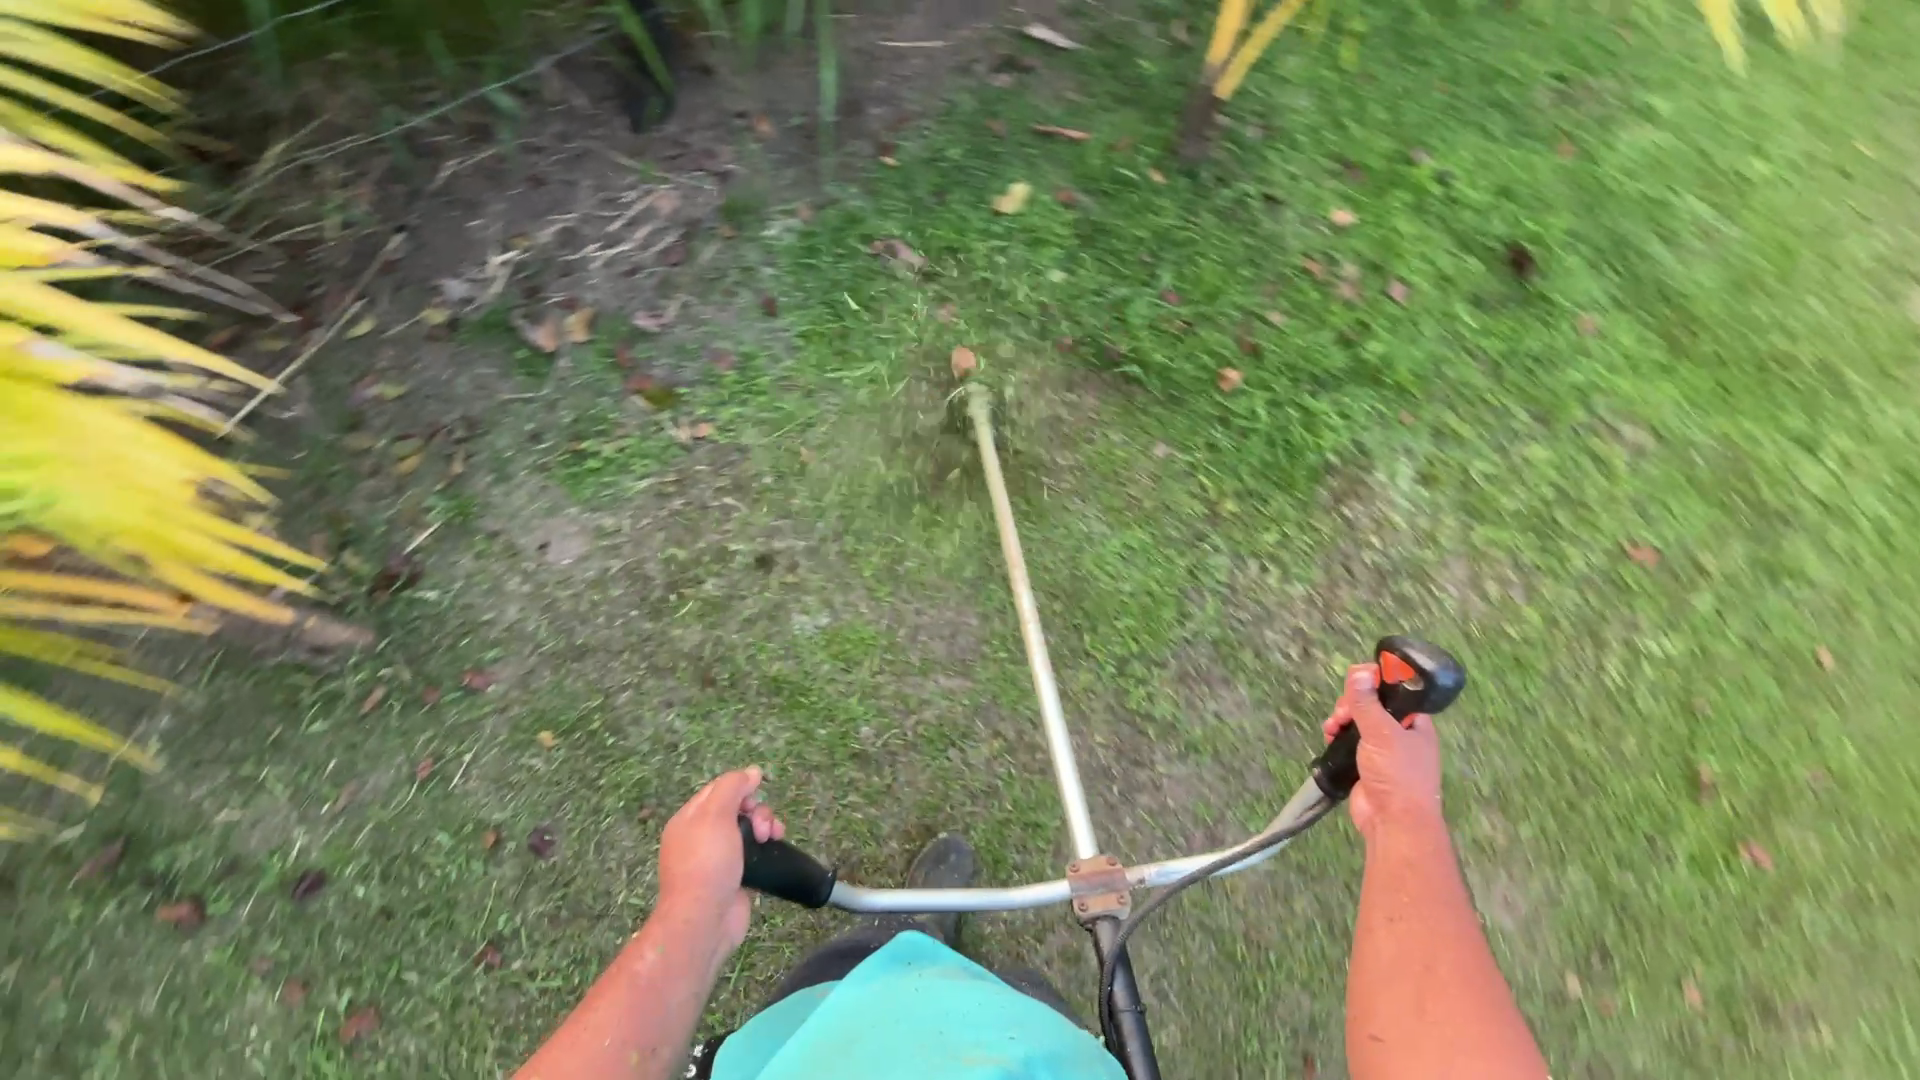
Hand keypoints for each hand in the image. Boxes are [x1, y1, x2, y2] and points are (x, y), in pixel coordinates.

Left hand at [657, 766, 785, 952]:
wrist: (704, 920)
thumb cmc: (706, 862)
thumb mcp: (715, 815)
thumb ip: (732, 787)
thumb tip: (752, 772)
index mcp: (689, 820)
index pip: (717, 790)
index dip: (740, 787)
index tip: (757, 792)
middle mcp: (701, 837)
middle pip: (736, 809)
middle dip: (757, 811)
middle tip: (764, 826)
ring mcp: (719, 859)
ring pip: (749, 831)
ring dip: (766, 827)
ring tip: (773, 837)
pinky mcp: (736, 878)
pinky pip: (755, 853)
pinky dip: (767, 849)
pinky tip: (775, 850)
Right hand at [1321, 664, 1442, 839]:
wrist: (1392, 821)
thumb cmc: (1397, 774)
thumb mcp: (1381, 732)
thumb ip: (1367, 701)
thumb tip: (1360, 670)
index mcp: (1415, 723)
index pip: (1394, 692)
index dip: (1374, 684)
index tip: (1356, 684)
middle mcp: (1400, 734)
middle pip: (1371, 705)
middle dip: (1351, 704)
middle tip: (1342, 714)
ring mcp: (1383, 750)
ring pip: (1357, 722)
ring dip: (1341, 720)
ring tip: (1332, 727)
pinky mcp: (1365, 764)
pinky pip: (1349, 741)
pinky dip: (1337, 736)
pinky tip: (1329, 737)